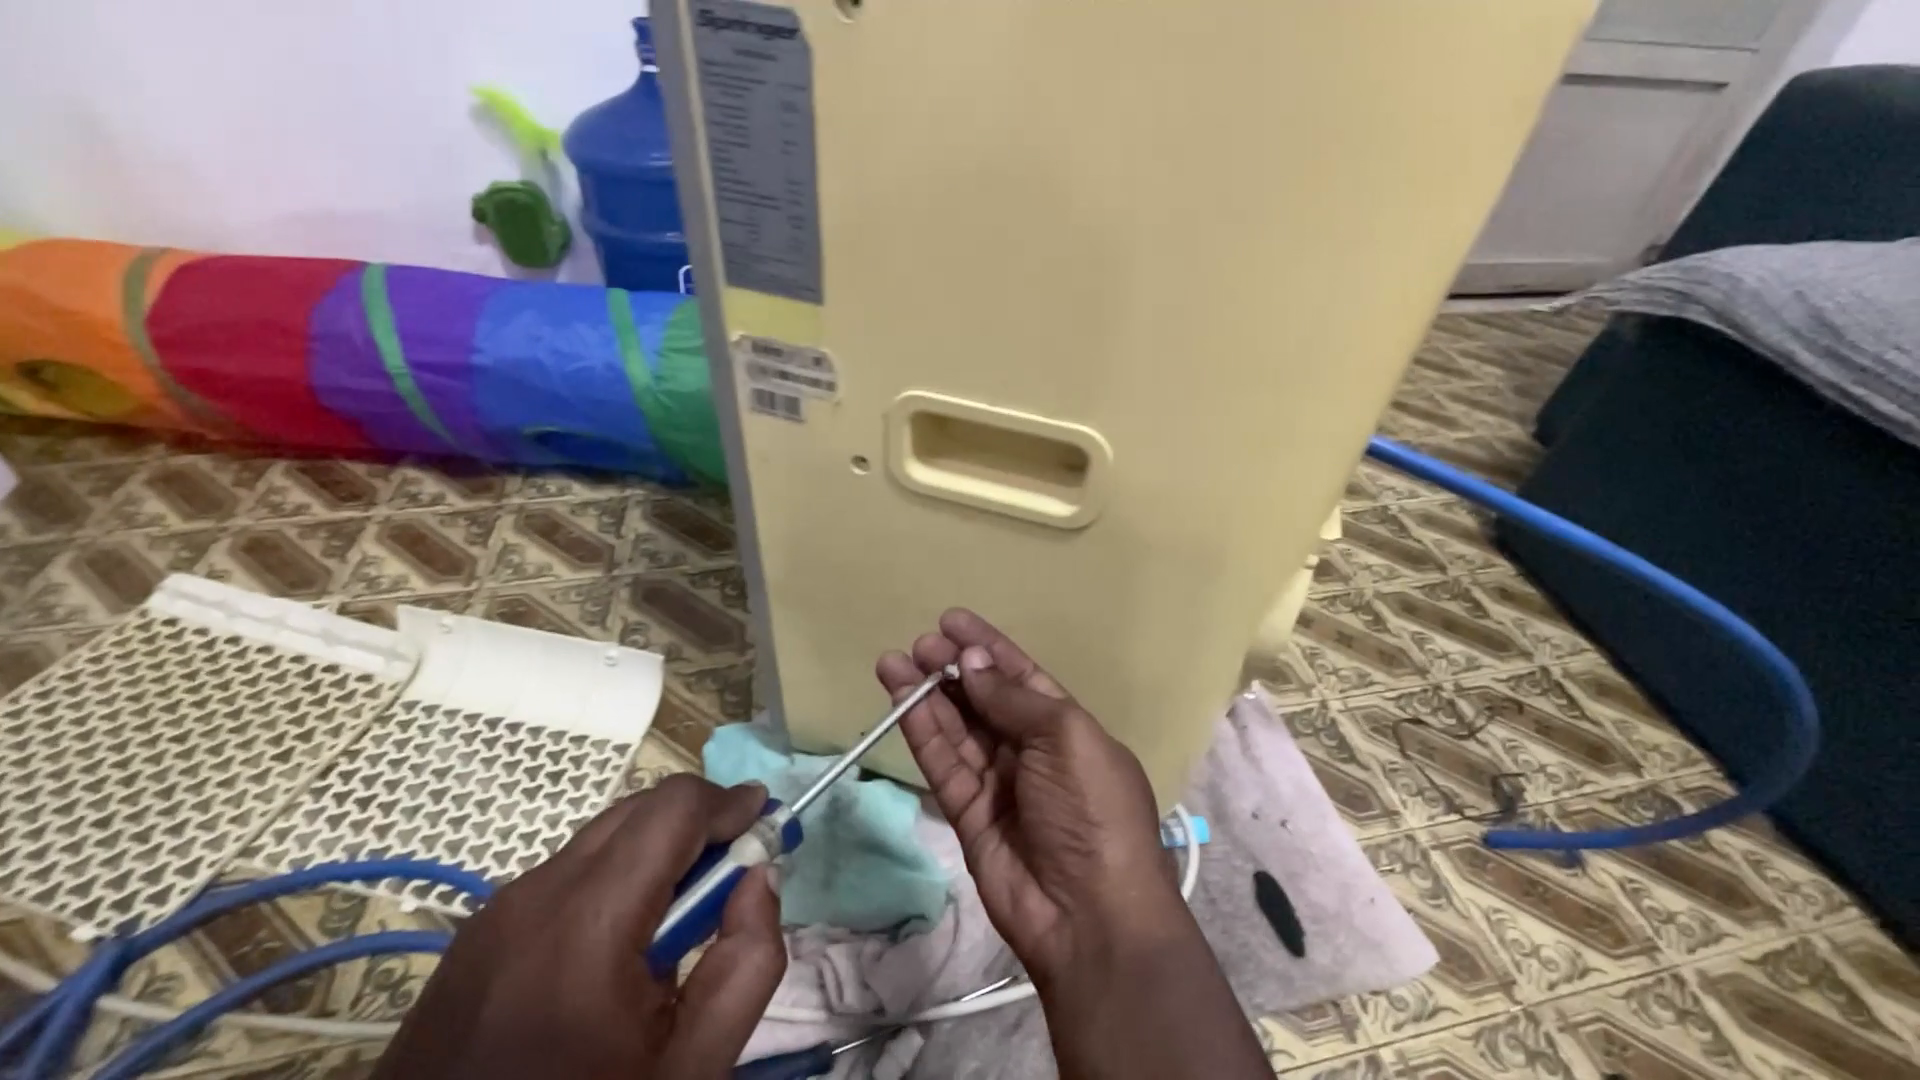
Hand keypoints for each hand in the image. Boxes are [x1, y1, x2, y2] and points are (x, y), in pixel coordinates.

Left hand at [372, 776, 786, 1079]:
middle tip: (738, 867)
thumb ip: (746, 965)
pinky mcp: (477, 932)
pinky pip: (564, 874)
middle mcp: (535, 894)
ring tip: (682, 917)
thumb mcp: (690, 1068)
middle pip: (638, 810)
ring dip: (656, 851)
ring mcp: (496, 910)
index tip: (766, 822)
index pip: (673, 809)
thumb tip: (759, 878)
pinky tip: (621, 945)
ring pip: (600, 839)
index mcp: (588, 925)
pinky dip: (612, 878)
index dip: (729, 803)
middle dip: (698, 823)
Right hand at [879, 610, 1271, 1079]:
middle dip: (954, 669)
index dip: (989, 648)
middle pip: (985, 701)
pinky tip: (901, 699)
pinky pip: (942, 764)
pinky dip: (921, 731)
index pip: (1023, 678)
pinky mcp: (967, 814)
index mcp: (1069, 730)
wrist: (1090, 915)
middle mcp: (1033, 752)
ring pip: (956, 729)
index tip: (952, 621)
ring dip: (927, 694)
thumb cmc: (1092, 812)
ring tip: (894, 661)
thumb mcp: (1067, 739)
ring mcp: (999, 784)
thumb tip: (973, 664)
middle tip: (920, 643)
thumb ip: (1014, 701)